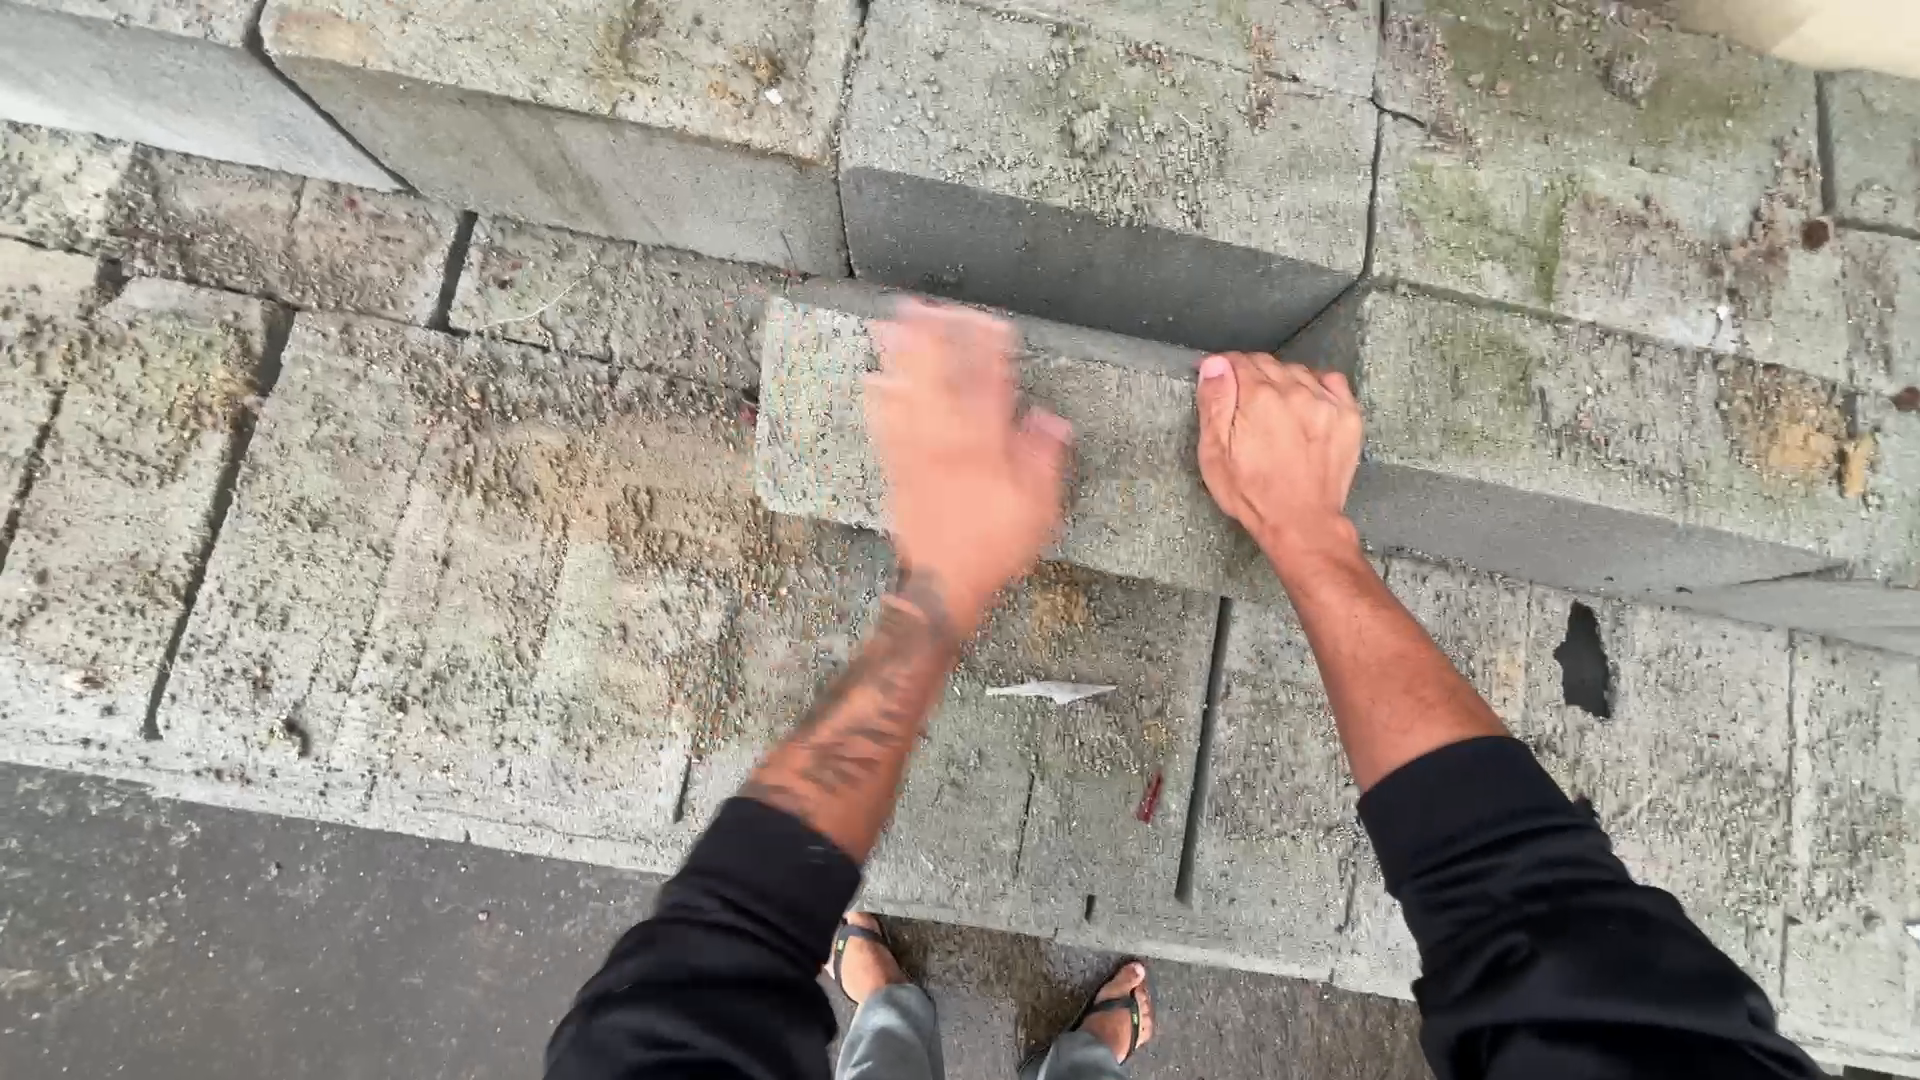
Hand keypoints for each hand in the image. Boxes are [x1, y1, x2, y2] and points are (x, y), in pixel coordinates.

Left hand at [866, 299, 1072, 638]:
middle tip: (924, 303)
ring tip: (892, 321)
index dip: (990, 347)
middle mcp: (947, 442)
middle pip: (937, 376)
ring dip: (899, 355)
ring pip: (906, 393)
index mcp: (986, 447)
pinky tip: (873, 379)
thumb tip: (1051, 421)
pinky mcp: (897, 470)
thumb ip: (1044, 460)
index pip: (990, 384)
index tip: (992, 320)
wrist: (944, 583)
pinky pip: (883, 426)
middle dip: (932, 337)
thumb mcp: (1038, 510)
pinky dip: (878, 399)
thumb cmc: (992, 546)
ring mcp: (917, 454)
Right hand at [1195, 352, 1363, 567]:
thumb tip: (1215, 365)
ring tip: (1272, 410)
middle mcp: (1294, 391)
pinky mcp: (1347, 415)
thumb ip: (1214, 403)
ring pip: (1296, 371)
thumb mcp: (1215, 453)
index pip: (1237, 361)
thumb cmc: (1252, 493)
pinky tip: (1303, 405)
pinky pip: (1330, 382)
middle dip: (1250, 375)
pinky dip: (1314, 386)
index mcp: (1257, 398)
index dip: (1223, 370)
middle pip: (1267, 363)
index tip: (1219, 381)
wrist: (1299, 522)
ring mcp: (1324, 402)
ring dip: (1281, 381)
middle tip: (1241, 402)